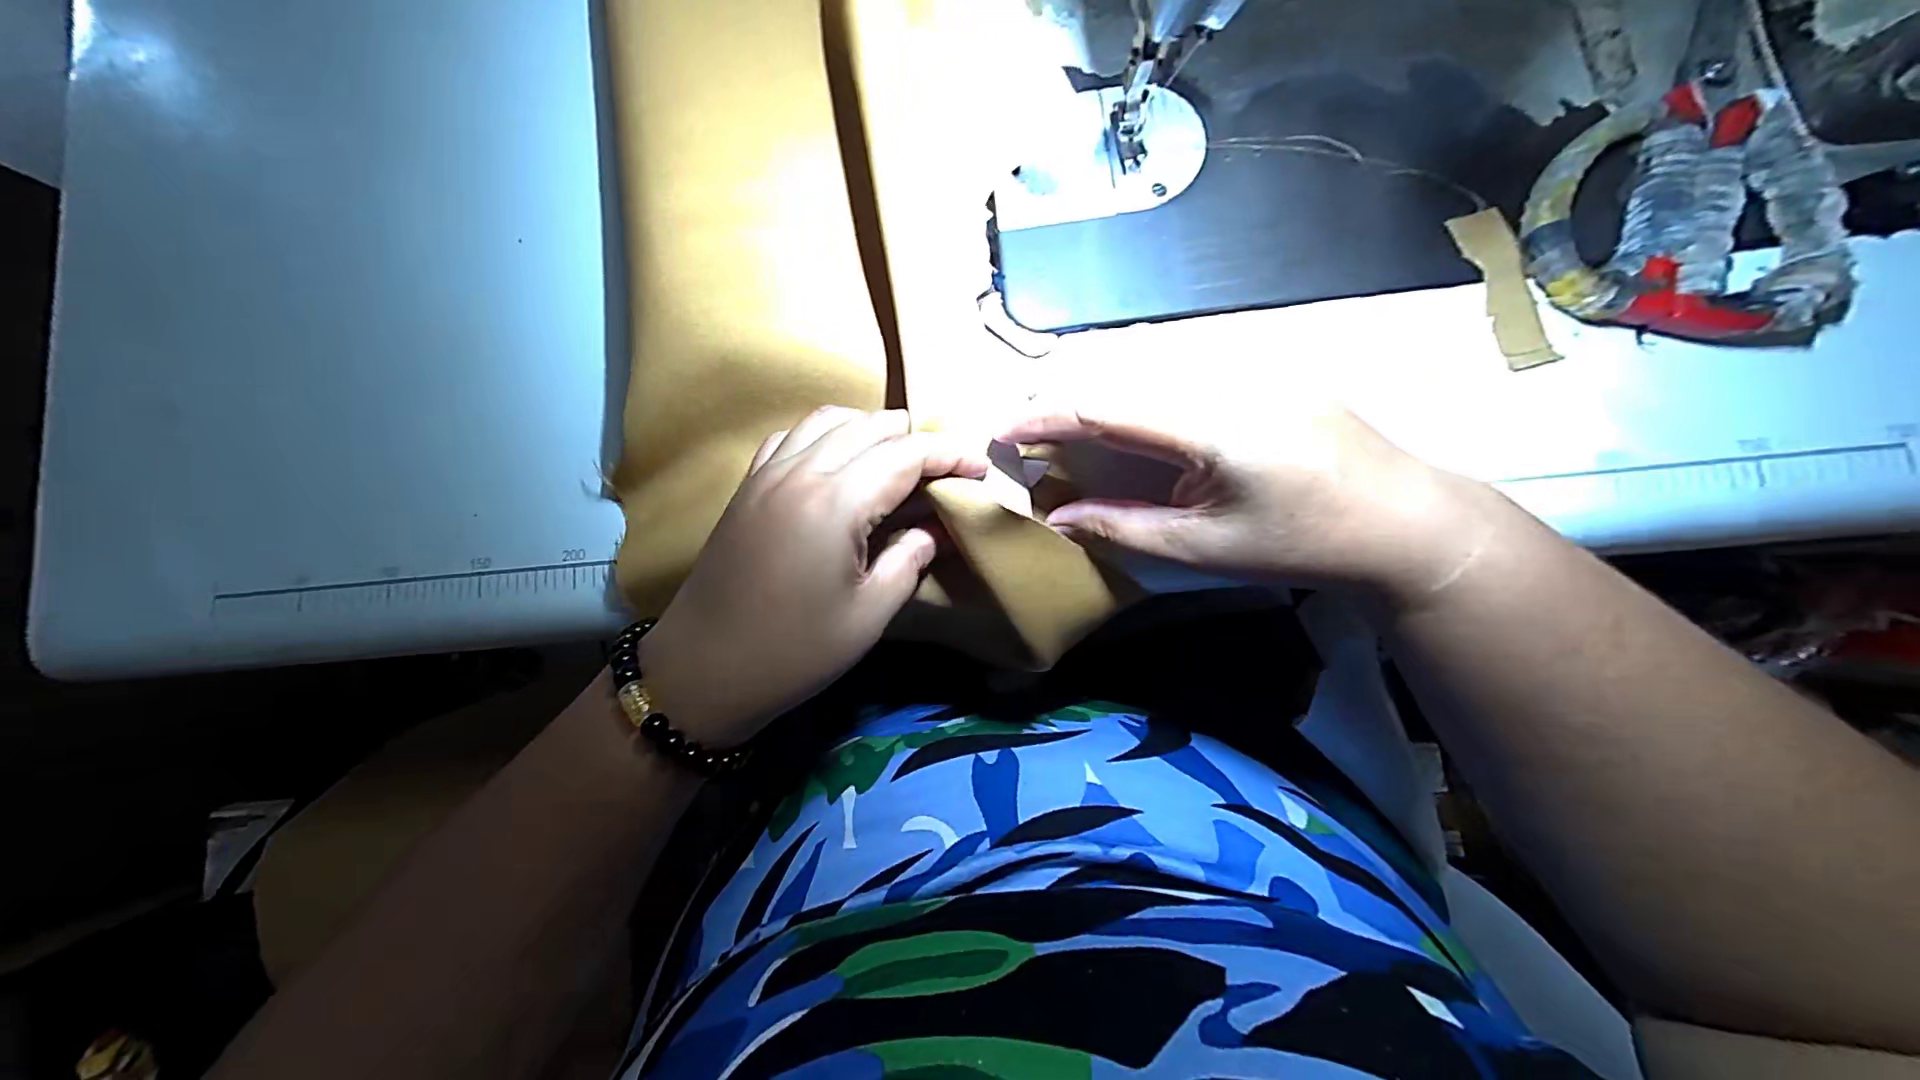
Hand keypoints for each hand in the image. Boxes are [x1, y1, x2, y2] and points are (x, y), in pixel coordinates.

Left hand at [639, 408, 988, 746]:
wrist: (704, 670)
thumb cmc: (795, 651)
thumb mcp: (870, 614)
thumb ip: (910, 558)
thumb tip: (933, 528)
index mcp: (835, 503)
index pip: (906, 455)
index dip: (950, 454)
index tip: (981, 466)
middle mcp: (800, 472)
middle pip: (871, 426)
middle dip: (916, 439)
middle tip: (945, 470)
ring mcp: (768, 474)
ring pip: (830, 419)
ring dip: (872, 430)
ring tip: (898, 460)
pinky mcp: (748, 486)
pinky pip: (793, 436)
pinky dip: (827, 435)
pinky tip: (840, 461)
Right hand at [1000, 399, 1495, 607]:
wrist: (1405, 523)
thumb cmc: (1301, 545)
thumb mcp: (1204, 549)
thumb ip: (1122, 528)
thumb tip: (1057, 518)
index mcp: (1210, 425)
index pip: (1105, 407)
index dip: (1045, 416)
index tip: (1003, 430)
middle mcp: (1227, 379)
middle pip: (1122, 376)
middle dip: (1065, 401)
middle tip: (1028, 432)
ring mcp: (1253, 368)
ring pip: (1152, 368)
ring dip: (1103, 395)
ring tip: (1067, 427)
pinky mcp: (1268, 371)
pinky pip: (1185, 371)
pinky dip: (1141, 392)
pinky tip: (1131, 419)